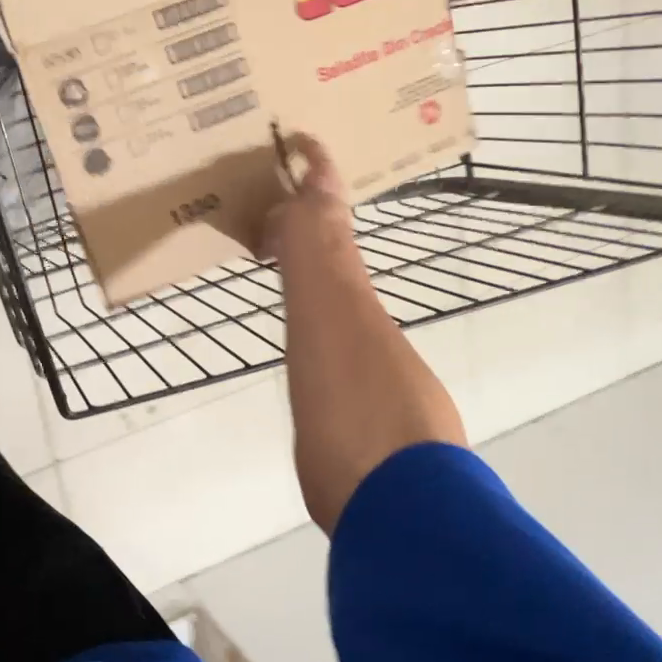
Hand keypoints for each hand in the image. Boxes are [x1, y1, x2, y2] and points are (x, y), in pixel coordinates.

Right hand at [266, 133, 465, 530]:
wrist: (401, 517)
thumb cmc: (355, 412)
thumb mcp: (331, 325)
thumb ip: (321, 256)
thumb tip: (316, 179)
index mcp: (355, 306)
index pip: (333, 224)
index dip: (319, 181)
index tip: (299, 143)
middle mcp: (370, 335)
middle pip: (335, 263)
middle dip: (305, 227)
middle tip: (261, 212)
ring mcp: (373, 382)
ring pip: (336, 306)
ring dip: (307, 277)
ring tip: (270, 267)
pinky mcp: (360, 427)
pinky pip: (330, 349)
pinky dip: (309, 327)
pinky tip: (296, 349)